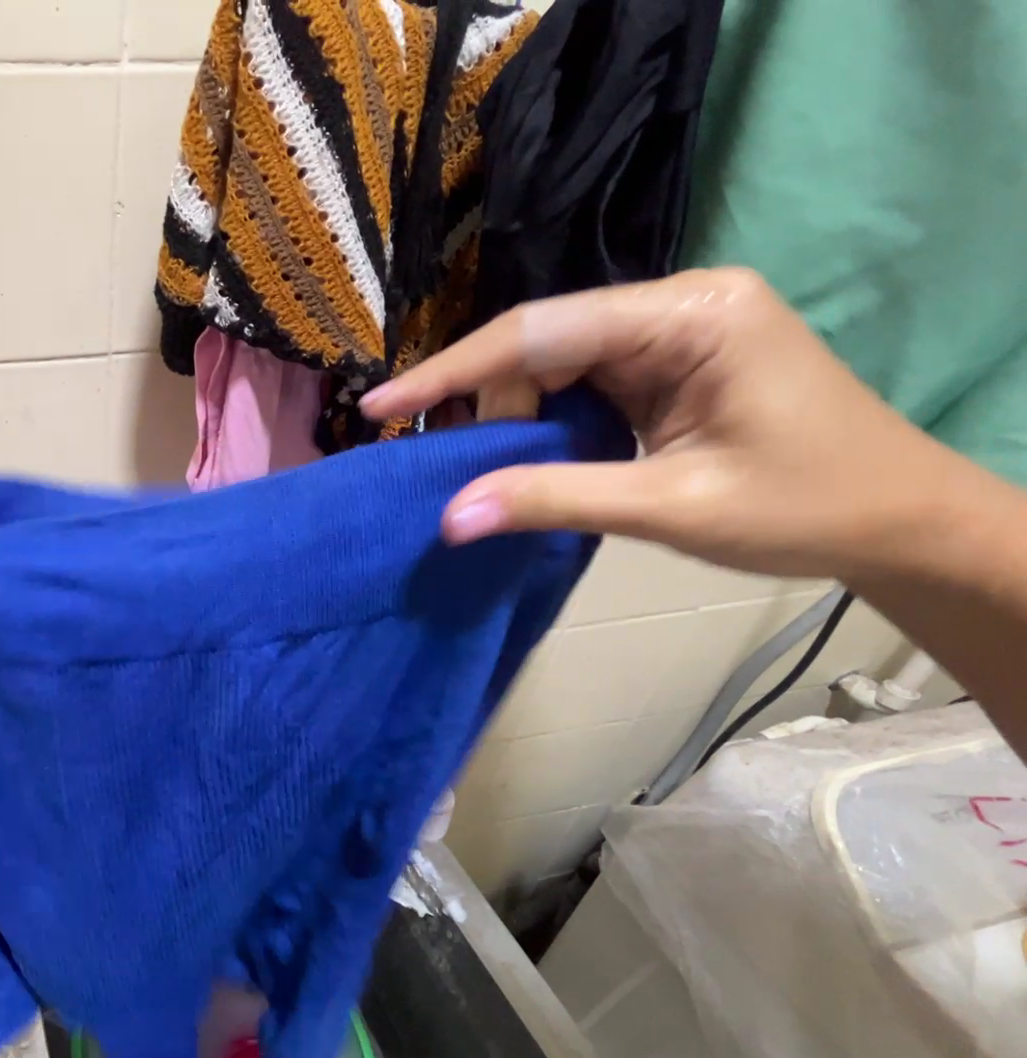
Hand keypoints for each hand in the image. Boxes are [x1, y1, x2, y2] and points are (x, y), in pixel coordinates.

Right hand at [360, 268, 976, 581]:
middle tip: (443, 461)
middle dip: (483, 402)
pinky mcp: (665, 361)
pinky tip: (522, 454)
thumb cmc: (807, 507)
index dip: (451, 371)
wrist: (903, 525)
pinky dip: (540, 420)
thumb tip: (449, 518)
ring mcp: (670, 330)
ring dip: (510, 415)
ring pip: (549, 362)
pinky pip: (575, 380)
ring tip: (484, 467)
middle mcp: (676, 304)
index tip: (382, 407)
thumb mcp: (672, 506)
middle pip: (539, 342)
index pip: (540, 332)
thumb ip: (554, 501)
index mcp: (691, 314)